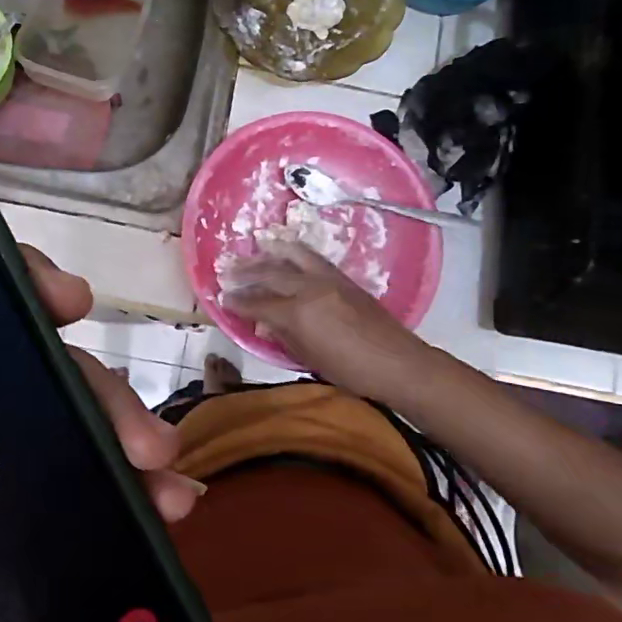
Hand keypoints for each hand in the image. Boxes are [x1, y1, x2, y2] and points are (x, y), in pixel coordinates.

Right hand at [218, 239, 428, 397]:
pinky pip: (312, 258)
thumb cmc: (352, 372)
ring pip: (291, 258)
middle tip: (226, 271)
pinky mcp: (343, 278)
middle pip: (270, 275)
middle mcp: (309, 289)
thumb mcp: (310, 358)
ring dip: (268, 254)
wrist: (399, 364)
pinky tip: (284, 250)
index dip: (238, 301)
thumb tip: (265, 323)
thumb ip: (284, 336)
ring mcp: (327, 280)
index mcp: (298, 314)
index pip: (258, 303)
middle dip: (245, 273)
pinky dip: (293, 252)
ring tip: (252, 249)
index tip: (222, 298)